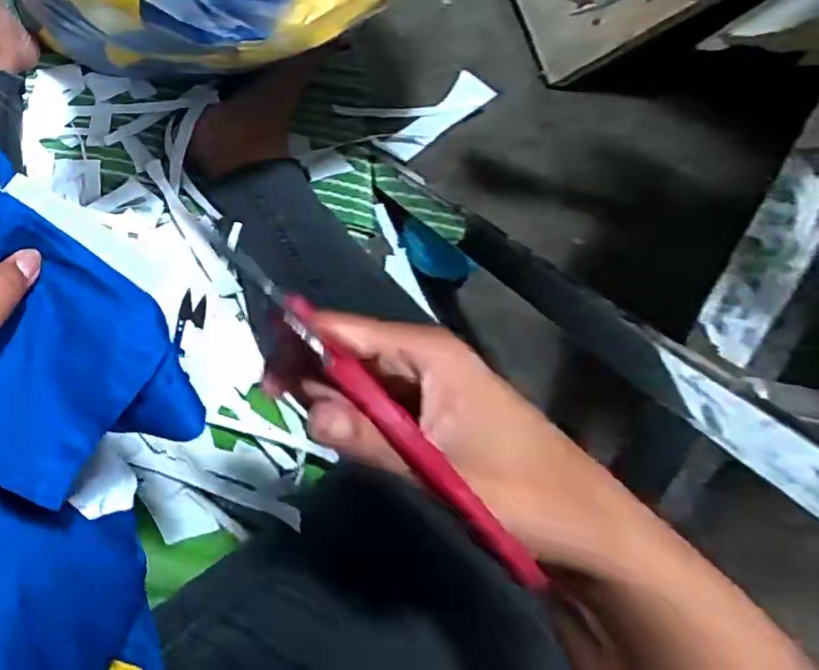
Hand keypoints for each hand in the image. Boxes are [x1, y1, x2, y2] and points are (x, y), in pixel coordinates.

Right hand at [285, 311, 650, 575]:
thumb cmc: (535, 498)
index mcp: (426, 351)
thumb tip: (308, 414)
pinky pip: (363, 397)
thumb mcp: (447, 474)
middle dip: (305, 373)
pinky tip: (340, 432)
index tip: (266, 377)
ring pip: (345, 374)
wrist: (604, 544)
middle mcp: (416, 355)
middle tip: (282, 406)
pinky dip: (343, 412)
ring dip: (323, 397)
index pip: (339, 328)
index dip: (296, 343)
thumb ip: (372, 442)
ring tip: (322, 429)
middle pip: (336, 347)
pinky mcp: (418, 407)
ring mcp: (418, 380)